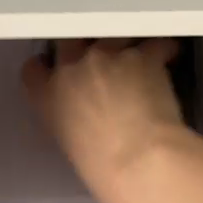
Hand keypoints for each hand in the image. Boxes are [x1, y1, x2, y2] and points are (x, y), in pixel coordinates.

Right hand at [22, 39, 198, 202]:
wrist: (138, 160)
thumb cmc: (101, 166)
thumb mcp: (68, 141)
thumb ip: (68, 116)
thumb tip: (83, 111)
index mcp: (47, 95)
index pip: (33, 69)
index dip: (47, 68)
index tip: (59, 72)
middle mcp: (72, 67)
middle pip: (70, 40)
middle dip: (83, 46)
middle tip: (99, 61)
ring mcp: (107, 56)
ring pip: (115, 36)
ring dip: (125, 46)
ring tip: (139, 60)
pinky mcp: (142, 55)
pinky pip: (155, 44)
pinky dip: (163, 50)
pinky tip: (168, 58)